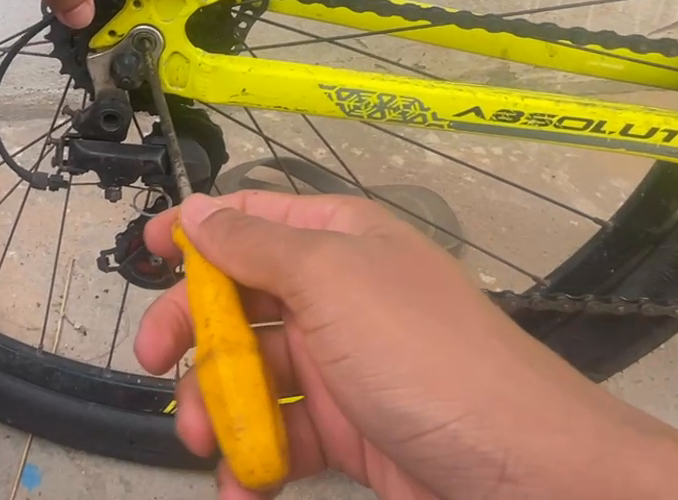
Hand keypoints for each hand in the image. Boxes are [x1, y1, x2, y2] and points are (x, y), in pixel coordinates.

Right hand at [135, 191, 677, 499]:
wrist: (534, 481)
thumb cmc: (418, 352)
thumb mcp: (329, 279)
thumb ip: (252, 244)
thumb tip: (196, 206)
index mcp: (333, 239)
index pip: (247, 219)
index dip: (193, 230)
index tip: (143, 251)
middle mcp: (333, 292)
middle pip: (239, 298)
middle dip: (192, 330)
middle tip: (154, 362)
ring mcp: (340, 364)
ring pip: (253, 372)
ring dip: (219, 404)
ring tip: (201, 443)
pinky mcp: (350, 431)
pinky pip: (284, 434)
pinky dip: (255, 459)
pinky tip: (238, 487)